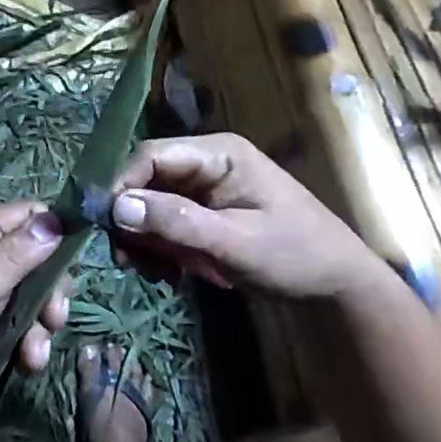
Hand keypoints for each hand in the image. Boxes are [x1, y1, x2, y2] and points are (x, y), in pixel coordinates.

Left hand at [0, 201, 71, 409]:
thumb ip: (16, 255)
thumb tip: (56, 220)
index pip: (30, 215)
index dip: (55, 229)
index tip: (74, 254)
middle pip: (46, 258)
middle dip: (55, 288)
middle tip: (53, 314)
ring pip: (45, 295)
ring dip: (47, 322)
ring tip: (34, 346)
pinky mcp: (4, 326)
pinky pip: (35, 325)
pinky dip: (36, 343)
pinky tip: (28, 361)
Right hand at [108, 133, 394, 300]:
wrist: (335, 286)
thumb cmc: (294, 256)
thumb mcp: (234, 241)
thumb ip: (177, 222)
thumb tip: (118, 208)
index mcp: (218, 154)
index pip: (152, 155)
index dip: (123, 185)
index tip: (105, 225)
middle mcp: (205, 164)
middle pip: (145, 180)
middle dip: (132, 220)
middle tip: (127, 260)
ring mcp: (204, 189)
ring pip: (150, 205)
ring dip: (144, 240)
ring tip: (155, 274)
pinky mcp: (203, 213)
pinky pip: (165, 224)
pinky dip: (159, 249)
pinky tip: (169, 274)